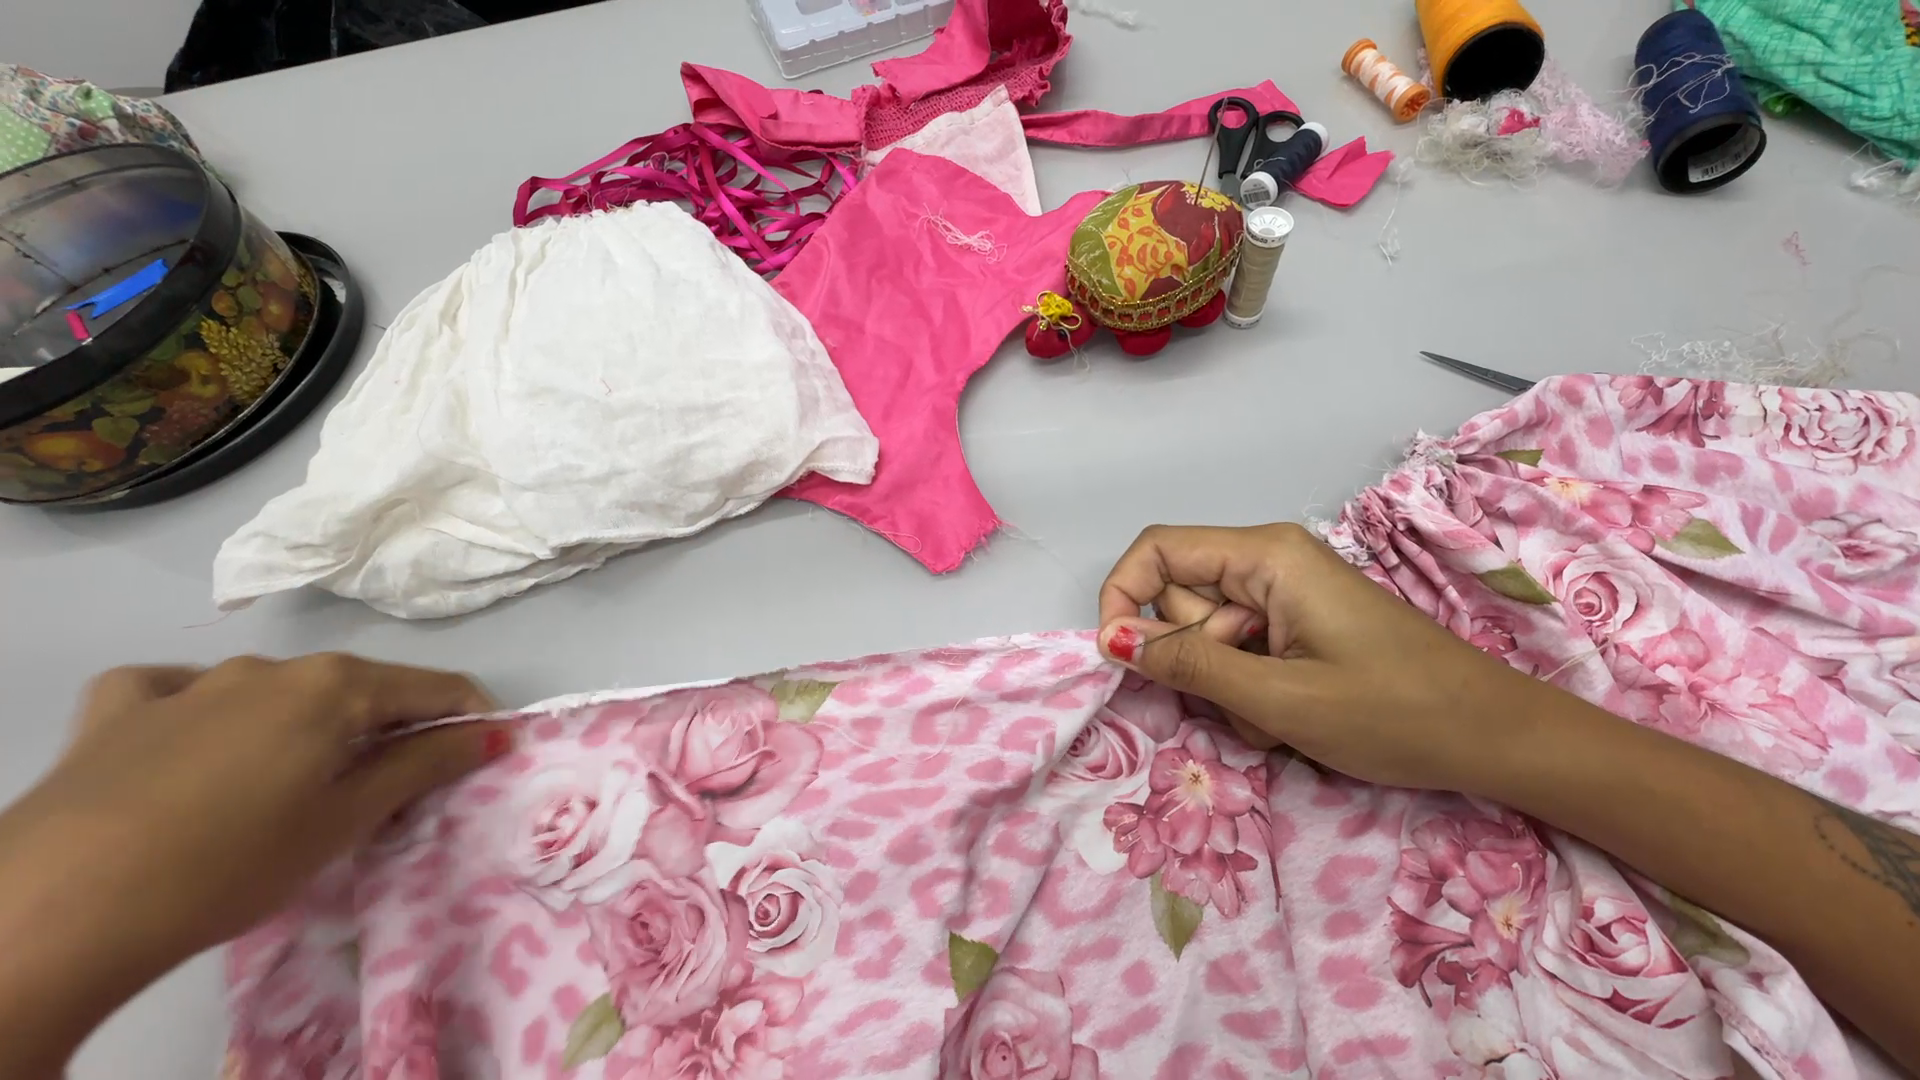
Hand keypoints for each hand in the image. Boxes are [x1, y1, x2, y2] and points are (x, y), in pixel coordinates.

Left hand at [0, 654, 509, 1076]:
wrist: (53, 911)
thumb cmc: (234, 862)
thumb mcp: (349, 818)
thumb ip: (426, 764)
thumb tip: (492, 732)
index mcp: (335, 686)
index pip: (435, 687)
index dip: (471, 717)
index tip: (488, 751)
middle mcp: (271, 668)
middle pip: (361, 688)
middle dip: (393, 726)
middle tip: (397, 784)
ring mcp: (190, 683)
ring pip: (278, 691)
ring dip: (309, 724)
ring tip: (296, 781)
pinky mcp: (117, 710)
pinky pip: (178, 690)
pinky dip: (205, 708)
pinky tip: (194, 738)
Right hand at [1097, 523, 1547, 792]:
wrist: (1495, 739)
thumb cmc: (1394, 713)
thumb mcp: (1278, 698)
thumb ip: (1189, 664)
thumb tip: (1111, 639)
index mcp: (1265, 556)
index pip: (1157, 550)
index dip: (1122, 597)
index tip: (1118, 657)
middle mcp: (1269, 562)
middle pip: (1181, 598)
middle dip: (1195, 656)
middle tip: (1249, 697)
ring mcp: (1285, 594)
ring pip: (1207, 633)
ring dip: (1225, 682)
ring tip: (1282, 713)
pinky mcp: (1297, 623)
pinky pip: (1239, 650)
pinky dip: (1249, 688)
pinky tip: (1294, 713)